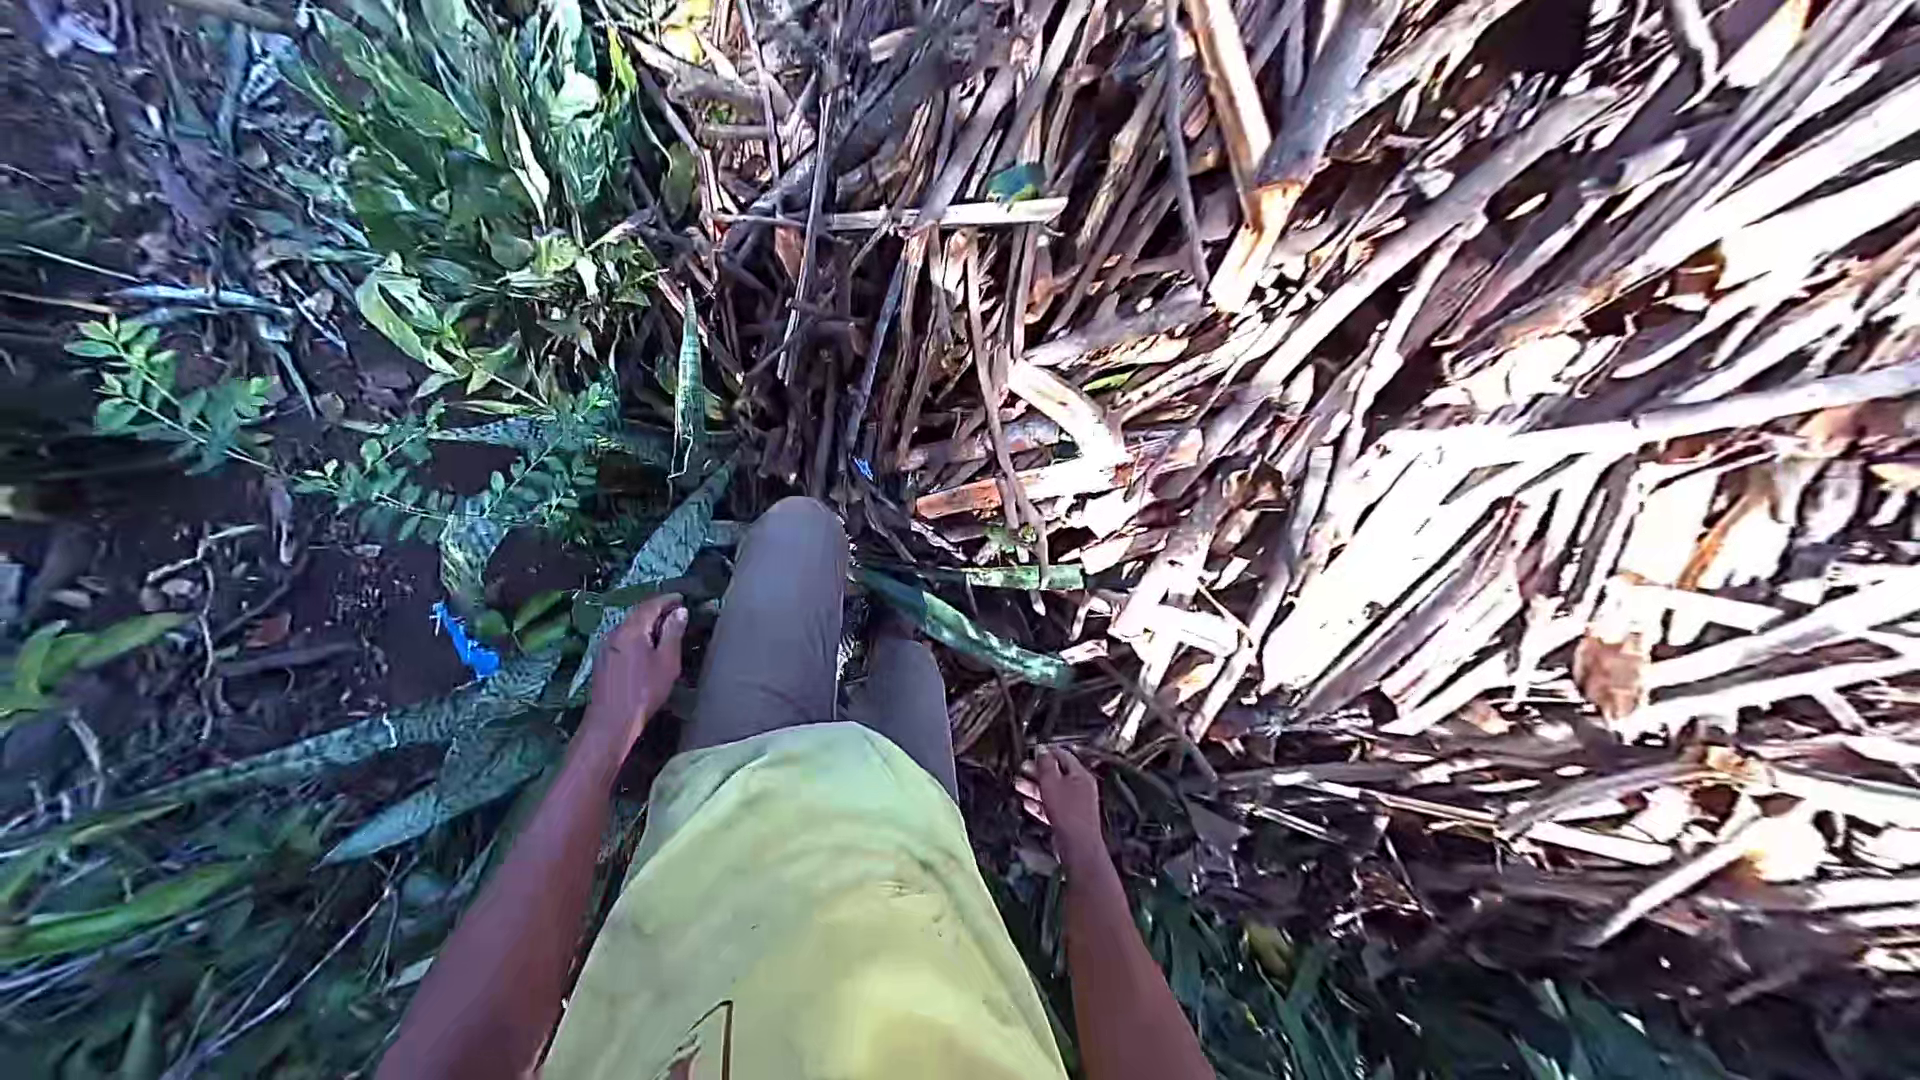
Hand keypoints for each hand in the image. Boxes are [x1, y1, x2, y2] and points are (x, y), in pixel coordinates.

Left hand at [581, 593, 685, 757]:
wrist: (611, 721)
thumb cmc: (644, 690)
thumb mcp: (667, 660)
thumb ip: (673, 633)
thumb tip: (679, 611)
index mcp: (631, 630)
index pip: (650, 605)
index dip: (667, 599)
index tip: (681, 597)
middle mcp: (614, 633)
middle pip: (637, 614)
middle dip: (657, 610)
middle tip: (677, 611)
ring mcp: (605, 647)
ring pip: (629, 627)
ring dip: (648, 623)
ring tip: (666, 628)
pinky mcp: (603, 661)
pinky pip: (624, 638)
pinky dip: (639, 635)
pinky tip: (648, 646)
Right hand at [1021, 747, 1106, 871]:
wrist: (1076, 846)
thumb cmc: (1068, 813)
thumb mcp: (1052, 782)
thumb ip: (1045, 764)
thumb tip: (1041, 750)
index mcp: (1080, 775)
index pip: (1063, 755)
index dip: (1047, 752)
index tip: (1033, 752)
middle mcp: (1080, 788)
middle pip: (1056, 774)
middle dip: (1037, 771)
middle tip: (1023, 769)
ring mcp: (1074, 805)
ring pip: (1052, 791)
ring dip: (1034, 787)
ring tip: (1019, 785)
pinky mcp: (1067, 820)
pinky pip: (1051, 807)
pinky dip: (1039, 804)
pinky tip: (1028, 804)